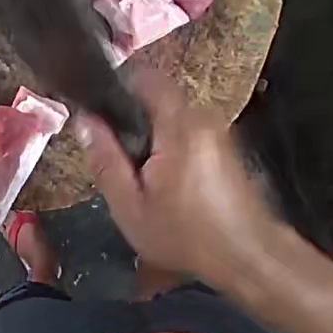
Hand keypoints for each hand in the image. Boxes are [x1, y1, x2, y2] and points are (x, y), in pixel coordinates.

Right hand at [75, 68, 284, 286]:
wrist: (247, 255)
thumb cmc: (185, 235)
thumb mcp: (130, 206)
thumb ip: (105, 159)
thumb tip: (85, 120)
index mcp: (180, 126)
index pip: (148, 77)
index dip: (119, 85)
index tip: (101, 112)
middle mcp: (204, 119)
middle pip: (160, 99)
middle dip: (135, 119)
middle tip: (118, 156)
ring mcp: (220, 131)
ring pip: (174, 117)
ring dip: (155, 137)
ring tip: (142, 176)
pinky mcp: (227, 147)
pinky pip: (190, 132)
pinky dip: (173, 147)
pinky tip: (168, 183)